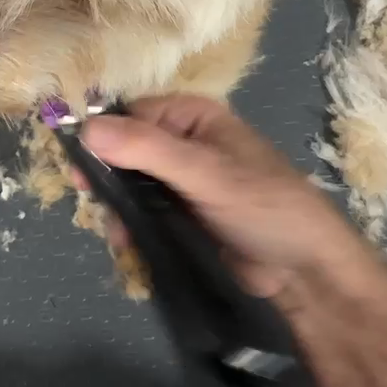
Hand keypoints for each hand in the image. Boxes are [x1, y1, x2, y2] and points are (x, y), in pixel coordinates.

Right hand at [82, 95, 365, 300]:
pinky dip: (131, 222)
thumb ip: (146, 149)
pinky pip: (143, 207)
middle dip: (107, 175)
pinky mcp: (183, 210)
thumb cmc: (263, 206)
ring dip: (117, 204)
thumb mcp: (204, 173)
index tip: (79, 165)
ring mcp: (183, 177)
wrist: (307, 272)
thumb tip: (84, 127)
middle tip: (90, 200)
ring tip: (117, 234)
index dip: (101, 135)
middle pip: (125, 147)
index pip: (130, 113)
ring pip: (130, 181)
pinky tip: (129, 242)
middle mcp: (184, 139)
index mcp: (191, 114)